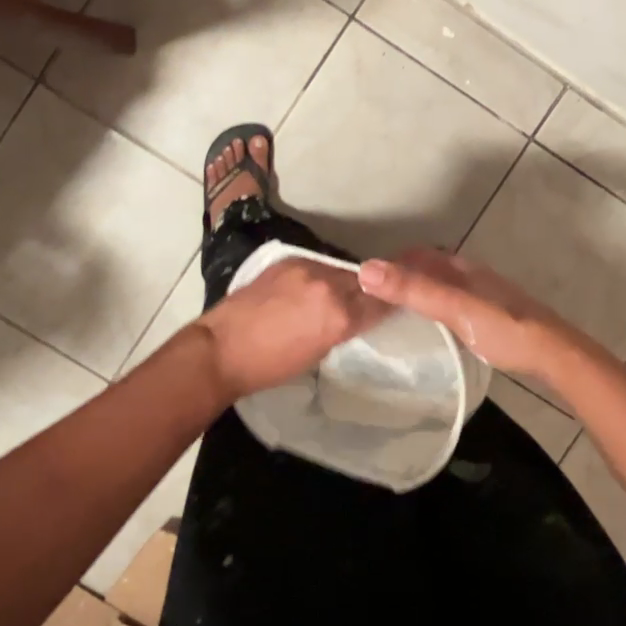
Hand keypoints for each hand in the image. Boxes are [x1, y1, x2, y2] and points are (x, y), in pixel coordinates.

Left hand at [194, 259, 390, 400]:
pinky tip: (319, 285)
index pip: (380, 302)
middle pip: (365, 281)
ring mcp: (307, 269)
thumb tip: (354, 316)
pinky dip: (323, 275)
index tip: (402, 299)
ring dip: (348, 280)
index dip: (393, 301)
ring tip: (349, 290)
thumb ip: (341, 328)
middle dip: (374, 287)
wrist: (222, 348)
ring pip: (341, 270)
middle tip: (383, 291)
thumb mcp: (318, 353)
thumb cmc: (270, 365)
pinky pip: (317, 265)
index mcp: (340, 316)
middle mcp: (329, 286)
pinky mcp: (288, 260)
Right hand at [357, 250, 575, 379]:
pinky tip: (432, 330)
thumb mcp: (454, 309)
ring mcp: (485, 297)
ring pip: (443, 288)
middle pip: (430, 270)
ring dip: (420, 296)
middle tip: (374, 304)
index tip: (365, 285)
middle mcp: (472, 276)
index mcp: (462, 267)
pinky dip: (435, 311)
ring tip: (395, 318)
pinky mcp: (492, 317)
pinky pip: (454, 305)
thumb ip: (414, 290)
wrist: (554, 355)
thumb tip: (365, 269)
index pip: (418, 255)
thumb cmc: (504, 329)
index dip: (391, 264)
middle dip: (403, 280)